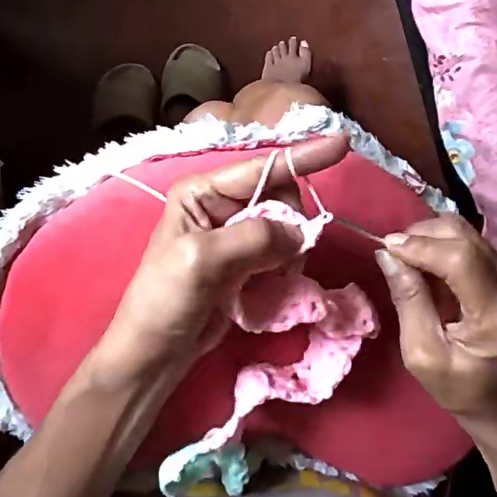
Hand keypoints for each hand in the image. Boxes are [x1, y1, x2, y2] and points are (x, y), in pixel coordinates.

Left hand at [92, 134, 352, 383]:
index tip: (342, 144)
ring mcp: (235, 235)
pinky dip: (285, 270)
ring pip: (288, 227)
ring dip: (289, 253)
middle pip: (281, 197)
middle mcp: (221, 205)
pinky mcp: (247, 263)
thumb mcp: (202, 260)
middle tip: (281, 260)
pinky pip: (283, 254)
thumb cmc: (165, 299)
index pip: (261, 168)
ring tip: (268, 279)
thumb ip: (253, 238)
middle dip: (291, 224)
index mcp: (202, 192)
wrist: (155, 351)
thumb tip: (299, 233)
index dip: (303, 157)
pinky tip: (267, 289)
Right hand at [374, 215, 496, 421]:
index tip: (387, 246)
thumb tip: (387, 255)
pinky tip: (431, 267)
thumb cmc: (459, 388)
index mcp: (496, 319)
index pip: (461, 260)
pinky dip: (446, 247)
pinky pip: (476, 245)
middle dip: (423, 234)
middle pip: (467, 238)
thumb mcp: (422, 354)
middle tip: (394, 251)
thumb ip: (408, 301)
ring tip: (409, 259)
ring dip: (433, 238)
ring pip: (471, 235)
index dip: (421, 245)